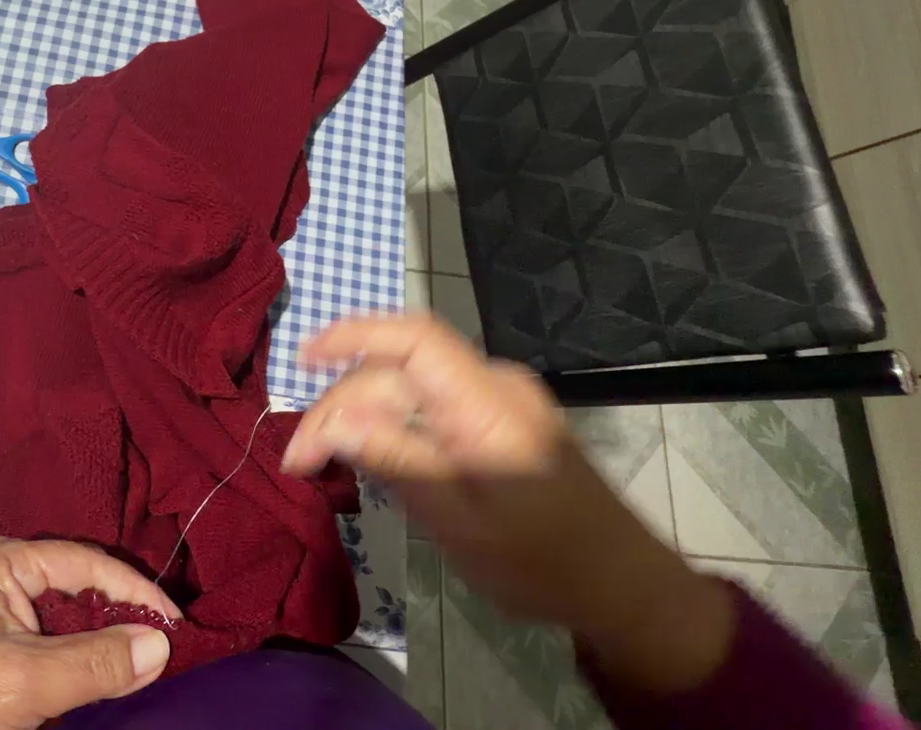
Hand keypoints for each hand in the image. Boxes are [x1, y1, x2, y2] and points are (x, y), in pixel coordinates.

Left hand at [0, 537, 179, 729]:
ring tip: (145, 663)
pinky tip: (105, 676)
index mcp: (9, 560)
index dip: (137, 592)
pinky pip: (54, 639)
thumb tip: (163, 645)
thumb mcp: (24, 683)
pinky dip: (82, 656)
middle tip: (167, 647)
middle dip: (125, 614)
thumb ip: (94, 662)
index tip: (177, 627)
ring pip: (72, 615)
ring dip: (105, 638)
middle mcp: (7, 571)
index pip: (91, 563)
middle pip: (84, 585)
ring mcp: (0, 606)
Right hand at [282, 314, 733, 693]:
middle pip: (398, 370)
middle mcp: (492, 385)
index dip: (352, 335)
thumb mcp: (462, 524)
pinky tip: (364, 451)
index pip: (414, 339)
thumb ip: (399, 463)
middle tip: (299, 460)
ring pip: (408, 386)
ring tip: (320, 458)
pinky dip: (388, 422)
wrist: (621, 586)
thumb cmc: (544, 563)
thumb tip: (334, 420)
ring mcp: (495, 398)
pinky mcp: (493, 416)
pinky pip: (427, 403)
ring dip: (359, 414)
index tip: (302, 363)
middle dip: (341, 405)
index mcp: (489, 406)